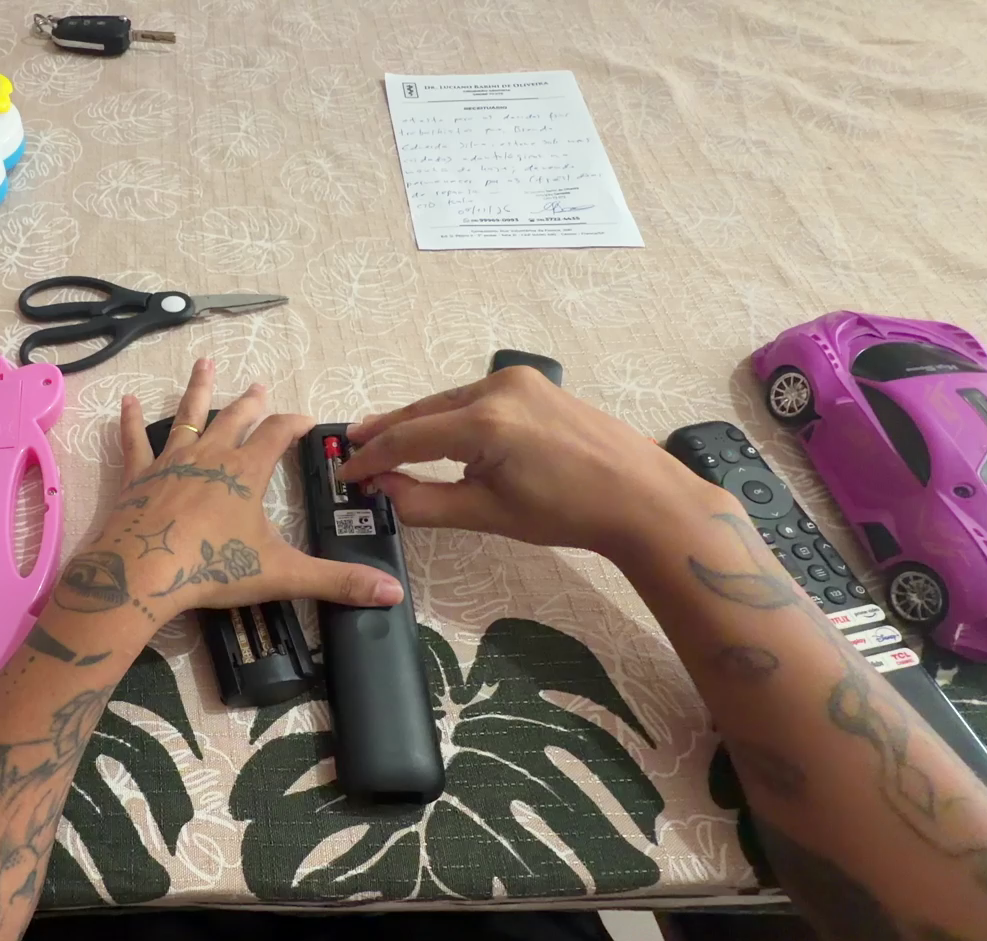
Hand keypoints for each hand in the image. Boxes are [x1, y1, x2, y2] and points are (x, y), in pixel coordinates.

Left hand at [59, 357, 404, 623]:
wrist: (144, 572)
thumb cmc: (213, 567)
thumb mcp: (282, 574)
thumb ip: (337, 581)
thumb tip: (392, 592)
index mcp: (246, 471)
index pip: (277, 434)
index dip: (294, 423)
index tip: (305, 418)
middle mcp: (210, 455)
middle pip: (235, 419)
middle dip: (251, 403)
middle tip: (259, 387)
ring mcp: (171, 462)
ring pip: (188, 417)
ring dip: (198, 390)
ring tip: (203, 365)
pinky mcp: (138, 476)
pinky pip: (134, 442)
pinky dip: (130, 421)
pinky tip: (126, 401)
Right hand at [337, 365, 731, 563]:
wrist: (641, 497)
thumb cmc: (566, 513)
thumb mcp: (486, 514)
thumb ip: (422, 502)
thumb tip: (380, 489)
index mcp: (486, 423)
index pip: (408, 438)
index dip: (370, 457)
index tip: (345, 473)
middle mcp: (498, 388)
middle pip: (422, 411)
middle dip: (384, 431)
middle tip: (350, 446)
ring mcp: (518, 381)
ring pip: (445, 401)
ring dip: (414, 423)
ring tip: (381, 440)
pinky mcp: (532, 384)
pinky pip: (471, 398)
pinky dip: (445, 416)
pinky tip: (431, 431)